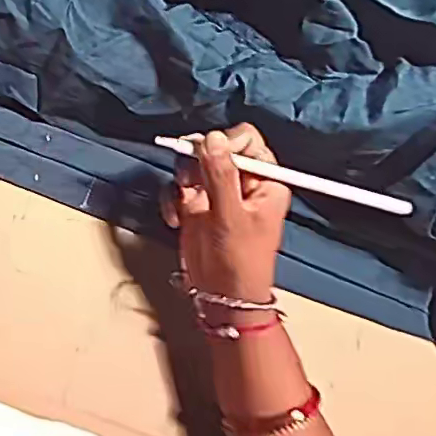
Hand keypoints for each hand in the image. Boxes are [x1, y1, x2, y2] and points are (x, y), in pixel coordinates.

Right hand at [160, 124, 289, 302]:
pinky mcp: (194, 207)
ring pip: (192, 166)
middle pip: (214, 149)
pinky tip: (176, 218)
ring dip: (181, 179)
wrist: (222, 296)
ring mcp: (215, 194)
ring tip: (184, 198)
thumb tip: (212, 139)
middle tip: (189, 176)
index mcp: (264, 179)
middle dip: (197, 160)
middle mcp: (240, 182)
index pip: (246, 141)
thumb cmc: (241, 262)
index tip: (207, 151)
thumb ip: (221, 175)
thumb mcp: (232, 215)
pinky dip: (170, 199)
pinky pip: (176, 188)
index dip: (225, 142)